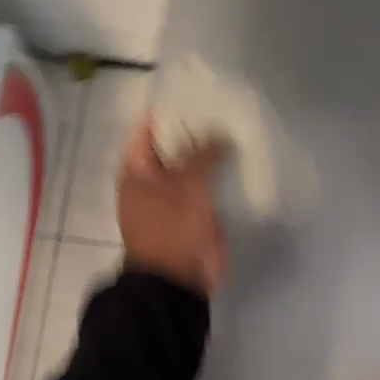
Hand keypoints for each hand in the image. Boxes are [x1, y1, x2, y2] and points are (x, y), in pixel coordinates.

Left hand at [118, 123, 228, 297]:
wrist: (176, 283)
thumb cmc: (171, 230)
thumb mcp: (187, 186)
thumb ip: (204, 155)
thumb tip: (220, 133)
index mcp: (137, 171)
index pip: (148, 130)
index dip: (170, 113)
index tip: (197, 96)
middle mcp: (152, 182)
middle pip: (174, 150)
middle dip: (197, 134)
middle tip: (226, 110)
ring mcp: (174, 201)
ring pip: (194, 171)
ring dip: (213, 158)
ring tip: (239, 133)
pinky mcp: (194, 218)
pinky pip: (208, 193)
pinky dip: (221, 182)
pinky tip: (242, 165)